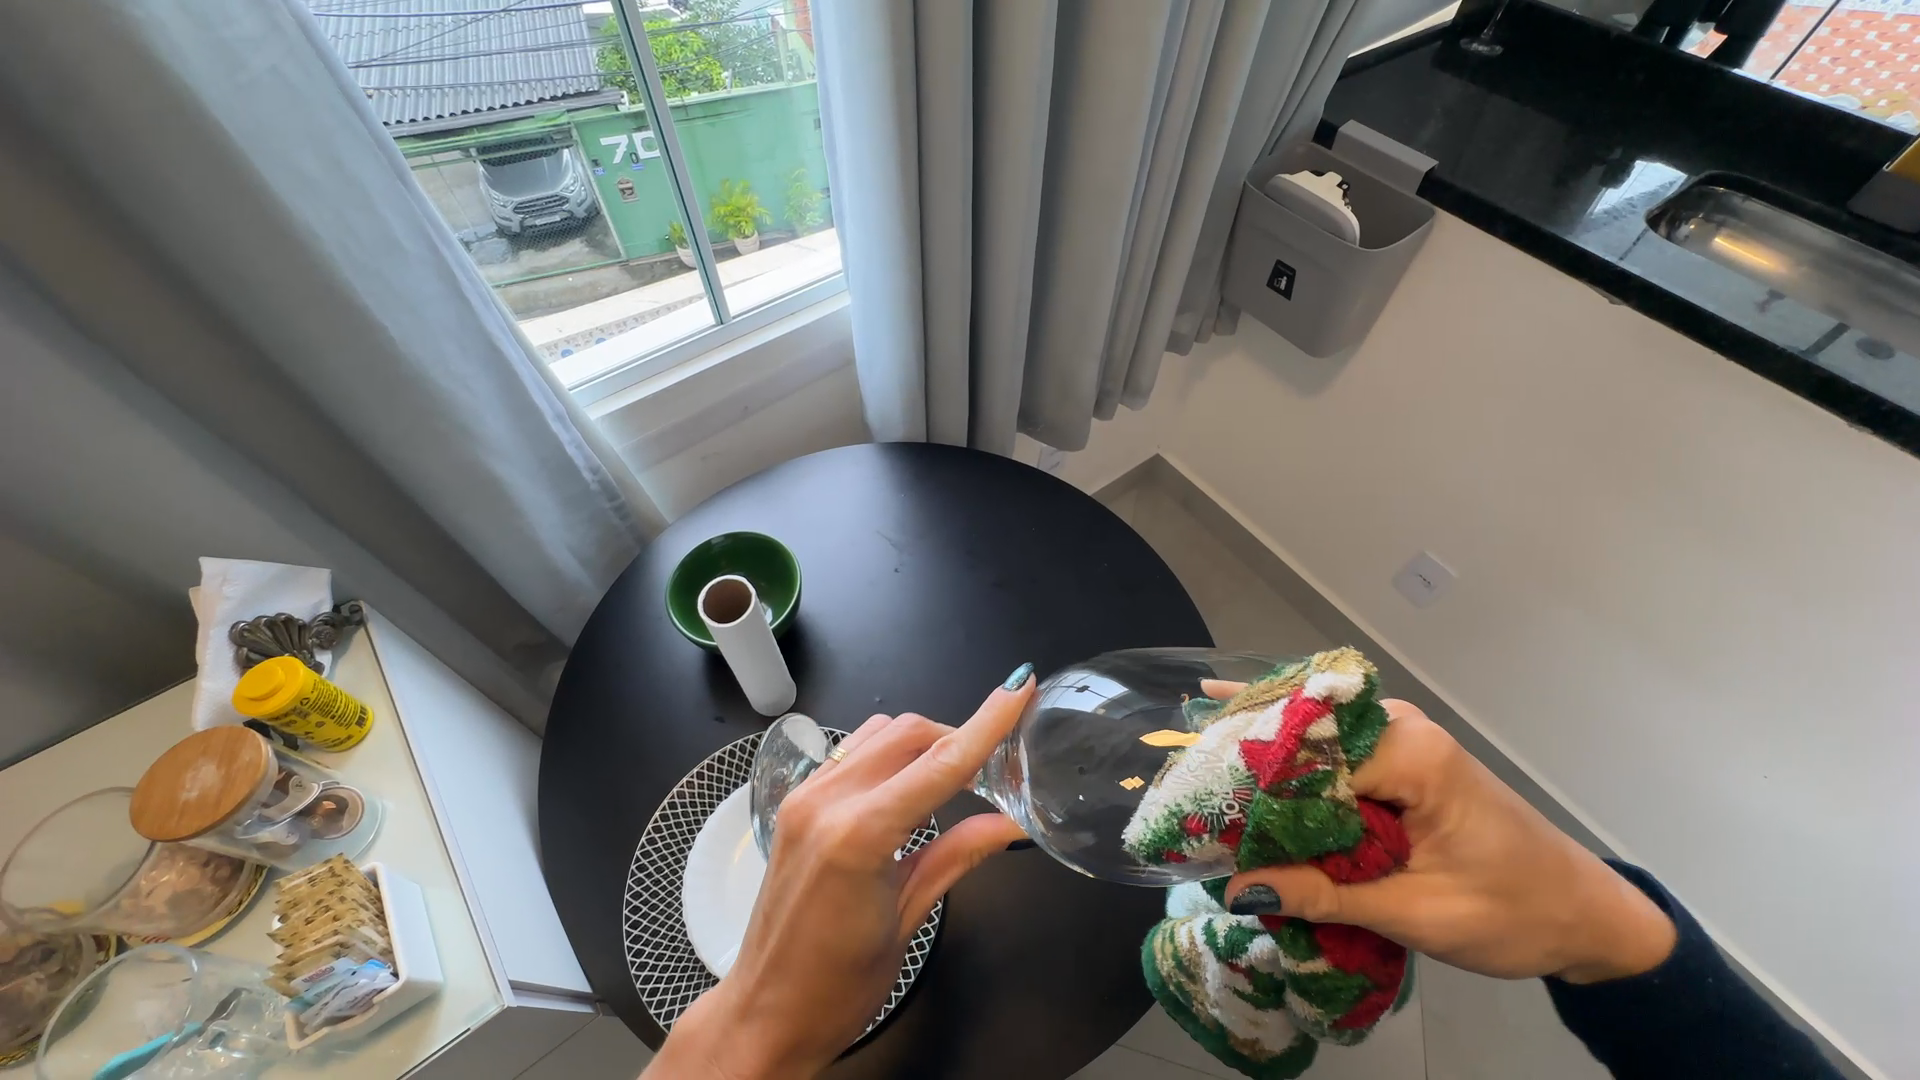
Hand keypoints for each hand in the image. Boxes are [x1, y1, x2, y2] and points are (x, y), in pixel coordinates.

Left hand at [650, 668, 1036, 1078]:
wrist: (762, 1012)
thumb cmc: (840, 986)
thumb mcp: (910, 919)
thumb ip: (959, 855)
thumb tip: (1012, 822)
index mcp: (861, 835)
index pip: (941, 762)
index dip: (988, 721)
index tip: (1019, 686)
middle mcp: (828, 799)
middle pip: (909, 732)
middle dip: (957, 735)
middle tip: (993, 767)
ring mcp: (807, 795)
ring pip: (879, 731)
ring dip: (922, 740)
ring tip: (951, 775)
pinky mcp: (796, 800)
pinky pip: (851, 750)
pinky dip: (888, 752)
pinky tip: (906, 783)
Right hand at [1224, 700, 1675, 984]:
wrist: (1591, 917)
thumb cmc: (1517, 915)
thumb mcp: (1418, 914)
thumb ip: (1324, 894)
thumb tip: (1237, 889)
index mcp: (1412, 755)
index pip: (1307, 755)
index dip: (1251, 783)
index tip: (1201, 810)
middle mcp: (1400, 728)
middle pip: (1301, 733)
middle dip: (1242, 753)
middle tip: (1183, 777)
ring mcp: (1400, 737)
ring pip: (1311, 736)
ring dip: (1260, 754)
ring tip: (1201, 771)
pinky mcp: (1399, 757)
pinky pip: (1331, 749)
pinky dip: (1291, 761)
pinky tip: (1246, 759)